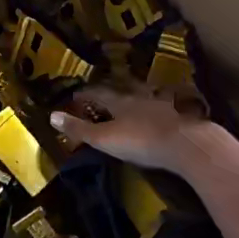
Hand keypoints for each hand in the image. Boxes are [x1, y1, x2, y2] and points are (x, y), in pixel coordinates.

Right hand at [50, 86, 223, 173]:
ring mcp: (163, 106)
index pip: (98, 94)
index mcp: (120, 102)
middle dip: (112, 92)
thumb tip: (51, 115)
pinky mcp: (181, 117)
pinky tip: (163, 114)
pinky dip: (159, 110)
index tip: (76, 94)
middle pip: (123, 91)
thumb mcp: (104, 139)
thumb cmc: (141, 141)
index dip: (86, 95)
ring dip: (137, 98)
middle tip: (105, 94)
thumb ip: (80, 128)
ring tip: (133, 101)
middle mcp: (141, 98)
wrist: (187, 145)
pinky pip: (166, 109)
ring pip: (146, 97)